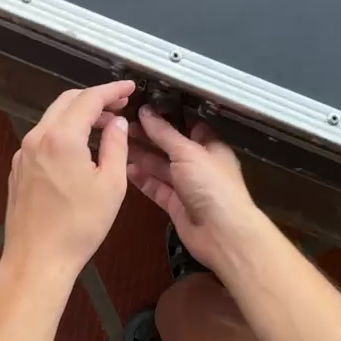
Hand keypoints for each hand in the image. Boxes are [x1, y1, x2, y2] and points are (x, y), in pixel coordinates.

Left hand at [2, 81, 134, 281]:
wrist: (37, 261)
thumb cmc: (79, 226)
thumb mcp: (111, 185)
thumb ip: (116, 146)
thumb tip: (118, 123)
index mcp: (61, 138)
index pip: (89, 99)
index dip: (112, 90)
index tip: (129, 88)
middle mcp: (37, 138)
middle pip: (67, 102)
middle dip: (94, 98)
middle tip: (119, 105)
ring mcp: (23, 153)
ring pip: (53, 119)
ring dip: (78, 116)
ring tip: (104, 126)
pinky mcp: (18, 169)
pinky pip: (43, 138)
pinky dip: (64, 133)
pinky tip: (79, 149)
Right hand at [127, 107, 271, 276]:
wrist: (222, 233)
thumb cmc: (212, 185)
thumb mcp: (188, 152)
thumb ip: (165, 133)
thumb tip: (146, 112)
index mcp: (211, 147)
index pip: (188, 125)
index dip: (168, 116)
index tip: (144, 107)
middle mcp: (199, 165)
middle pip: (170, 146)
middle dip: (149, 136)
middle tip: (123, 125)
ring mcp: (187, 186)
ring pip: (161, 167)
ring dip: (142, 156)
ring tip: (118, 143)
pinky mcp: (176, 205)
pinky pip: (157, 188)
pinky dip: (143, 179)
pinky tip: (125, 168)